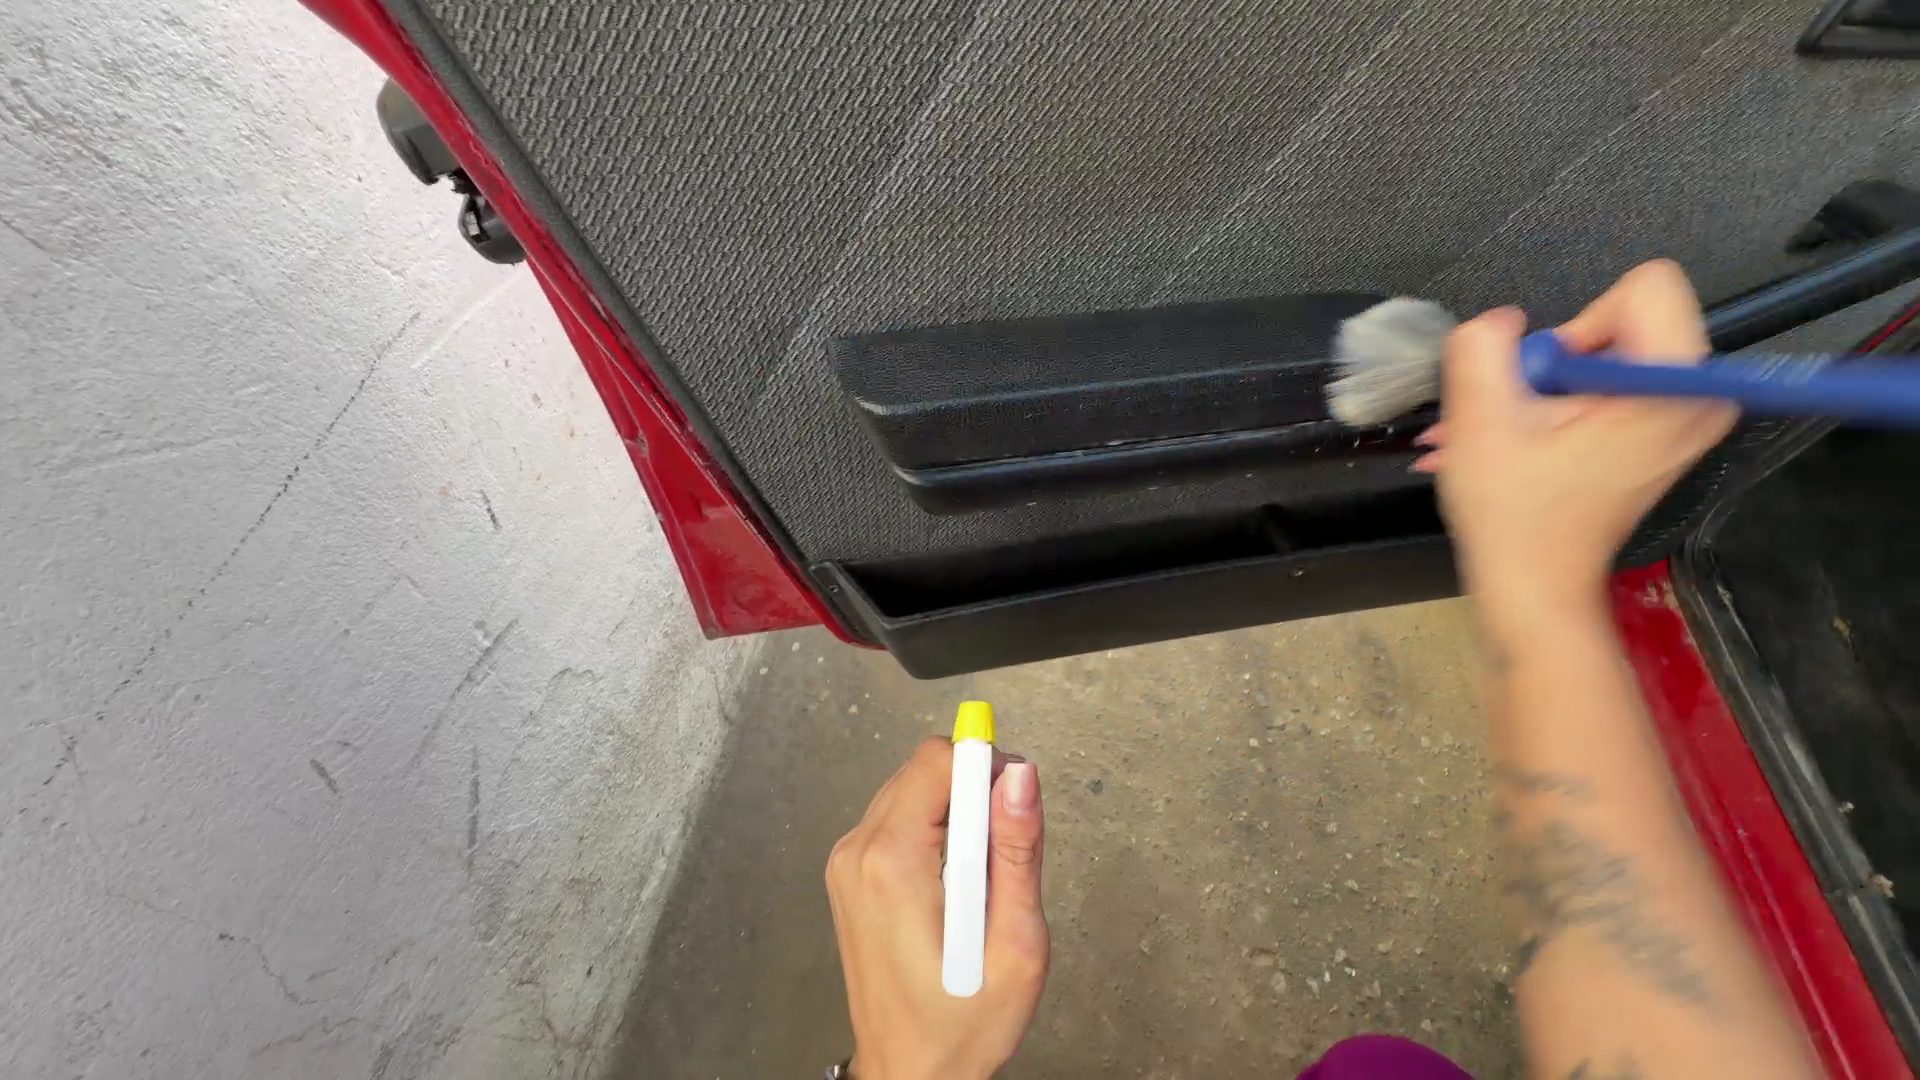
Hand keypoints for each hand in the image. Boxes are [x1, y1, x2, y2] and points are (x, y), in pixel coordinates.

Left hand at [826, 738, 1048, 1079]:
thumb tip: (1019, 775)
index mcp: (893, 863)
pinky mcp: (851, 867)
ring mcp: (848, 859)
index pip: (937, 761)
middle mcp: (859, 851)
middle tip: (1002, 851)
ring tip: (978, 875)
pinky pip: (898, 812)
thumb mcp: (1015, 943)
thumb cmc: (961, 1024)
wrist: (909, 1074)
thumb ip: (1017, 850)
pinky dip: (934, 826)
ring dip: (955, 809)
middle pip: (924, 767)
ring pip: (912, 784)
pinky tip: (952, 878)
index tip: (1011, 801)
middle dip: (973, 790)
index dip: (985, 768)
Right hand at [1414, 260, 1736, 626]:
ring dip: (1540, 390)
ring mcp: (1684, 418)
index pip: (1645, 289)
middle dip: (1551, 364)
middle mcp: (1698, 395)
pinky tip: (1514, 443)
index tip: (1540, 382)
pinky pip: (1608, 390)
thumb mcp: (1477, 422)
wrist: (1530, 584)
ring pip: (1605, 358)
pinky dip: (1555, 410)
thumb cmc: (1511, 513)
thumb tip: (1499, 321)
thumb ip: (1479, 349)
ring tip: (1500, 434)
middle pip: (1622, 323)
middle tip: (1515, 416)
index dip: (1573, 328)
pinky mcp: (1661, 436)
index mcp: (1673, 385)